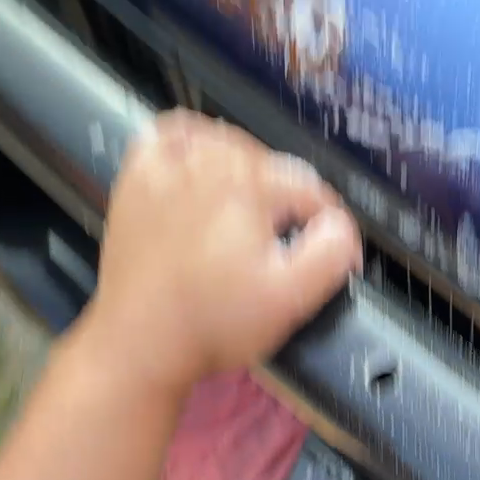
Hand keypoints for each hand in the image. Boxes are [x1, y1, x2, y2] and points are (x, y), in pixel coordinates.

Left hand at [81, 109, 362, 394]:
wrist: (141, 341)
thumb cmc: (218, 322)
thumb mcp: (293, 297)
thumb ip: (331, 253)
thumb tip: (341, 227)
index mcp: (249, 186)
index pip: (313, 192)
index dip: (334, 229)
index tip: (340, 264)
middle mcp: (208, 162)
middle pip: (274, 165)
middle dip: (295, 202)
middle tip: (297, 247)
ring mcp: (167, 167)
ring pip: (228, 144)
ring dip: (253, 171)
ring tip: (260, 211)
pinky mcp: (138, 180)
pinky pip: (172, 138)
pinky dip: (196, 146)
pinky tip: (205, 170)